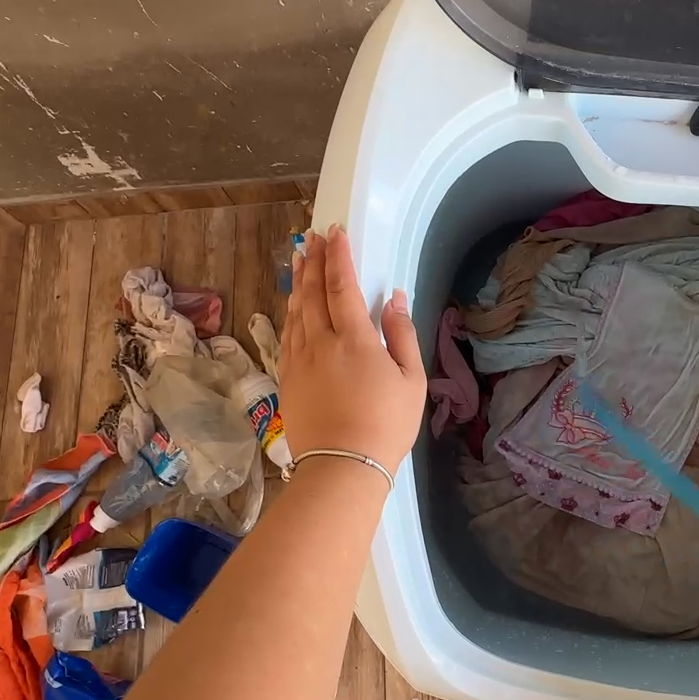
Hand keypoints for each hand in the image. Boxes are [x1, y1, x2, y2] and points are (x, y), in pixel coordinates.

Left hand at [279, 226, 425, 473]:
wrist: (343, 466)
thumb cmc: (386, 424)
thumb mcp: (411, 380)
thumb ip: (402, 334)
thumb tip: (395, 297)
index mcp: (354, 339)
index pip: (342, 287)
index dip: (338, 257)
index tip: (336, 233)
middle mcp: (321, 342)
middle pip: (312, 293)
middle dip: (313, 261)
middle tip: (313, 237)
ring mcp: (300, 360)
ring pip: (296, 311)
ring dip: (299, 282)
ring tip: (300, 259)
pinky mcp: (288, 378)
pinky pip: (287, 335)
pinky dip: (291, 313)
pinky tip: (293, 306)